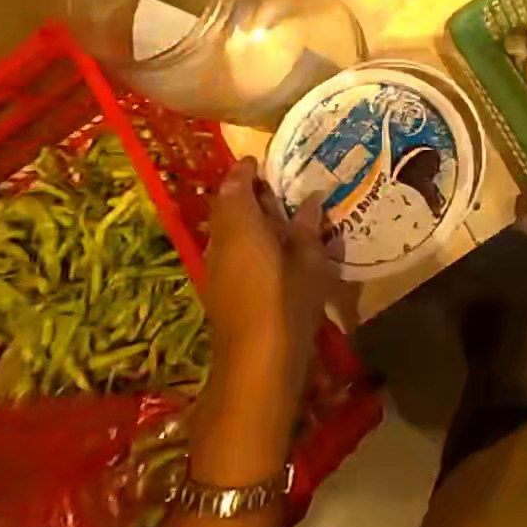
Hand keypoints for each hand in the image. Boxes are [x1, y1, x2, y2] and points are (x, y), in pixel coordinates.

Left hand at [198, 157, 338, 381]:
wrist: (257, 365)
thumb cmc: (288, 303)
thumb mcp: (310, 262)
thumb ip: (306, 229)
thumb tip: (310, 202)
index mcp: (241, 227)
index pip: (234, 186)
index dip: (245, 171)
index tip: (262, 161)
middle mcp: (221, 243)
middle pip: (227, 208)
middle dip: (248, 194)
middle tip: (277, 188)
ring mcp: (216, 269)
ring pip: (228, 232)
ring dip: (247, 220)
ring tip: (279, 218)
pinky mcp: (220, 292)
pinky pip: (231, 253)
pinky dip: (247, 242)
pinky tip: (273, 252)